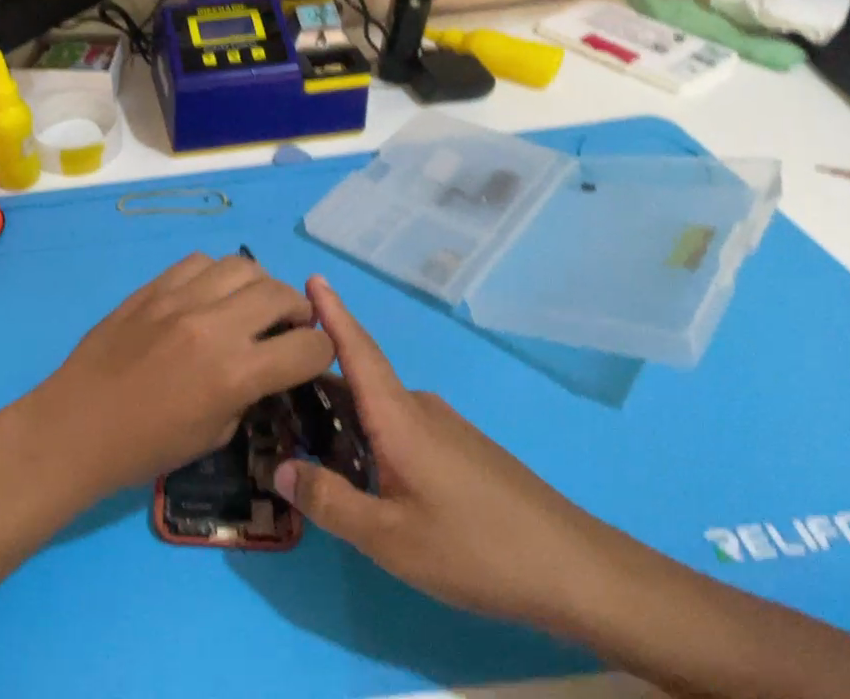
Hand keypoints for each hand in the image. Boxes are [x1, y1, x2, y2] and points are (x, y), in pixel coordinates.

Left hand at [27, 253, 335, 493]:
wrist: (76, 426)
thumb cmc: (145, 447)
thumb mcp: (215, 434)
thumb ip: (249, 393)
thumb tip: (265, 367)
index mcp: (235, 373)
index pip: (308, 346)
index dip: (320, 356)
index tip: (309, 361)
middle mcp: (213, 325)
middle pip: (281, 293)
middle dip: (298, 312)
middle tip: (287, 329)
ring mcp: (179, 299)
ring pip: (242, 266)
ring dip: (259, 286)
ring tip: (249, 307)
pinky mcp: (151, 288)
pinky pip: (198, 262)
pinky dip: (216, 275)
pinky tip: (209, 296)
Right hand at [274, 276, 635, 634]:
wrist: (577, 571)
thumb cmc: (475, 547)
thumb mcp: (388, 537)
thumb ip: (329, 501)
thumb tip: (279, 469)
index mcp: (400, 418)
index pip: (357, 352)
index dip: (333, 314)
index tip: (312, 277)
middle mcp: (422, 411)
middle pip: (360, 383)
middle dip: (318, 383)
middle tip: (272, 396)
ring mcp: (448, 431)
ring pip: (381, 412)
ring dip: (344, 418)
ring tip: (304, 440)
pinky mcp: (464, 454)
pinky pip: (403, 431)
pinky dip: (371, 438)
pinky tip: (362, 474)